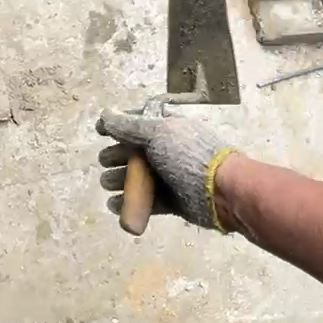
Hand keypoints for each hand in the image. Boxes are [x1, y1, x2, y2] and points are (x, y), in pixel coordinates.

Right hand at [96, 112, 241, 231]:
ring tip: (108, 185)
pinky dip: (130, 206)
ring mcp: (170, 178)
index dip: (118, 127)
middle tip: (104, 162)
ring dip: (119, 182)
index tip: (100, 132)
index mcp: (167, 130)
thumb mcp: (158, 134)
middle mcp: (168, 151)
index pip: (138, 124)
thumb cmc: (189, 156)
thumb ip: (129, 126)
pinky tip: (115, 206)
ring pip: (137, 179)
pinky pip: (147, 203)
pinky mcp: (172, 201)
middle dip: (116, 156)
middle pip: (134, 153)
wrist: (222, 191)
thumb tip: (105, 115)